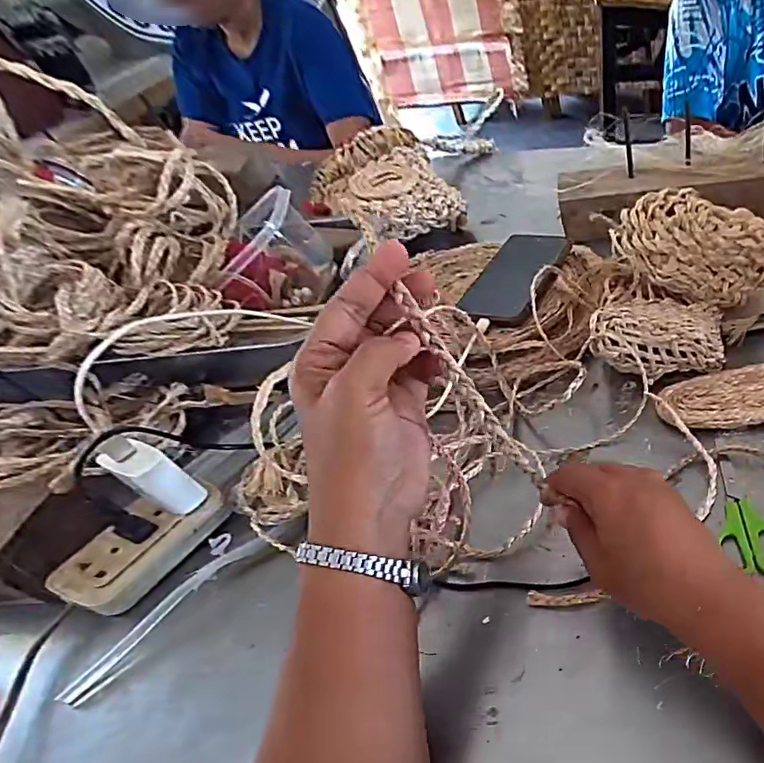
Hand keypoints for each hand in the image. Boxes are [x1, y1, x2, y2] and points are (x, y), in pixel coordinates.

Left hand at [291, 240, 439, 556]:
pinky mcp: (408, 406)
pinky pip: (421, 370)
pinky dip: (433, 362)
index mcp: (321, 362)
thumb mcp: (353, 397)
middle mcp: (348, 369)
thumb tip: (406, 336)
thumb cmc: (353, 456)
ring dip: (421, 330)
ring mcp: (380, 388)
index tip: (398, 252)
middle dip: (400, 299)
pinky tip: (442, 361)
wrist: (374, 511)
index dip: (371, 280)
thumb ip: (377, 355)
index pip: (346, 309)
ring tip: (441, 322)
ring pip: (402, 344)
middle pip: (375, 321)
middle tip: (429, 282)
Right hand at [541, 462, 744, 629]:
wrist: (702, 588)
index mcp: (608, 490)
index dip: (555, 486)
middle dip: (580, 487)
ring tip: (603, 523)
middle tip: (575, 518)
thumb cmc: (643, 580)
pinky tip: (629, 523)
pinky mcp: (674, 496)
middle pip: (596, 470)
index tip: (550, 506)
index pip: (571, 473)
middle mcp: (634, 477)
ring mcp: (658, 484)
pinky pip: (639, 485)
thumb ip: (578, 528)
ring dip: (604, 491)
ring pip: (620, 476)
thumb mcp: (598, 562)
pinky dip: (625, 495)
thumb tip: (565, 508)